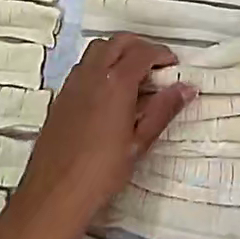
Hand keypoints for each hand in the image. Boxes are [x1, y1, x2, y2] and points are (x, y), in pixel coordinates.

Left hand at [9, 33, 194, 233]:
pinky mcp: (60, 97)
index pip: (143, 53)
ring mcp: (73, 85)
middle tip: (156, 64)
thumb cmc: (100, 173)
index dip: (161, 54)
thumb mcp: (140, 142)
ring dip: (118, 51)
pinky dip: (101, 65)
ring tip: (134, 74)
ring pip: (98, 50)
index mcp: (115, 83)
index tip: (172, 64)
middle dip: (140, 46)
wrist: (54, 196)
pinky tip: (110, 91)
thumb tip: (185, 89)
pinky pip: (84, 67)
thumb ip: (163, 110)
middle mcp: (92, 76)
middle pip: (118, 42)